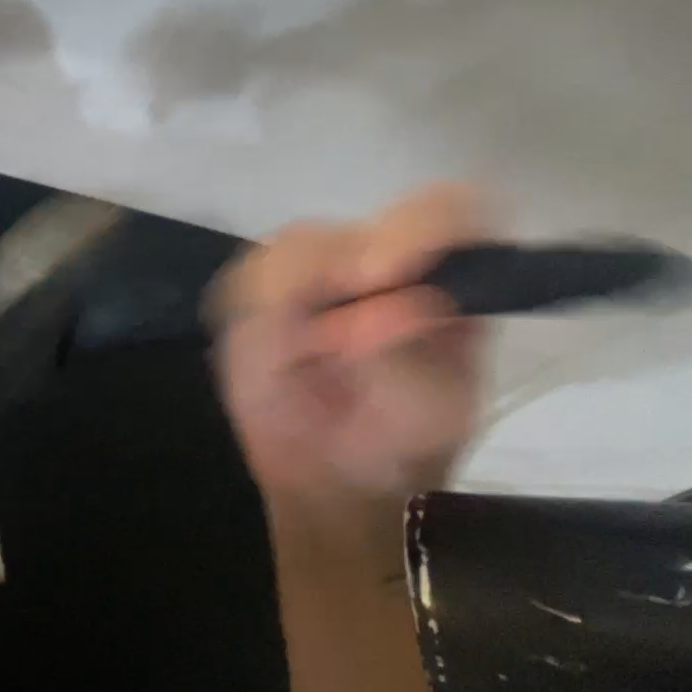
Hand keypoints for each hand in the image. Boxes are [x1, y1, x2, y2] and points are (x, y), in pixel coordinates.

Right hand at [211, 185, 492, 547]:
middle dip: (338, 275)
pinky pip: (243, 276)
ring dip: (288, 298)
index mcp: (445, 280)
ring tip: (299, 356)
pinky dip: (251, 310)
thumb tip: (402, 300)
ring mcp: (315, 274)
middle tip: (328, 342)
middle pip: (356, 226)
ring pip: (292, 244)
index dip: (420, 227)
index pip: (448, 213)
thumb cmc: (398, 445)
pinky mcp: (257, 292)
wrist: (327, 478)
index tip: (387, 274)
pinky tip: (268, 348)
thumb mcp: (430, 410)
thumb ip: (413, 352)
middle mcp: (380, 262)